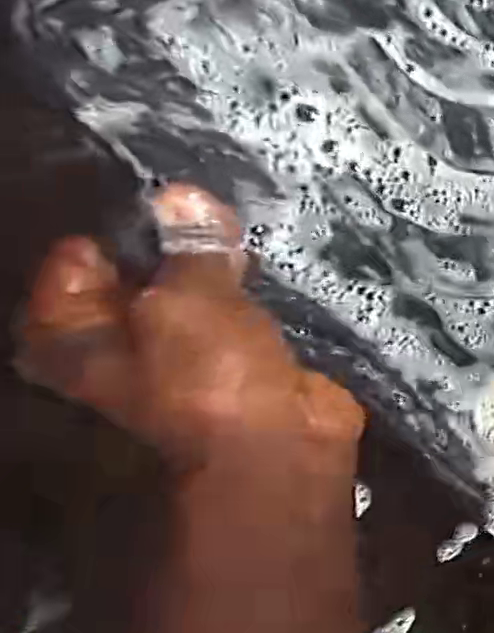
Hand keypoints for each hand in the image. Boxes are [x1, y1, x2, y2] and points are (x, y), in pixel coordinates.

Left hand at [15, 184, 363, 487]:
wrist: (277, 439)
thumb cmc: (207, 374)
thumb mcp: (190, 301)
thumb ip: (191, 250)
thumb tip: (185, 193)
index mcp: (69, 334)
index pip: (83, 259)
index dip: (128, 227)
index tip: (177, 196)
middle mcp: (117, 342)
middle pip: (144, 275)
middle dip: (183, 246)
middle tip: (225, 209)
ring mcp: (186, 351)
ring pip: (201, 292)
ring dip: (228, 269)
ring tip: (258, 231)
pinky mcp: (245, 356)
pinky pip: (247, 311)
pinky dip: (263, 293)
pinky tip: (285, 270)